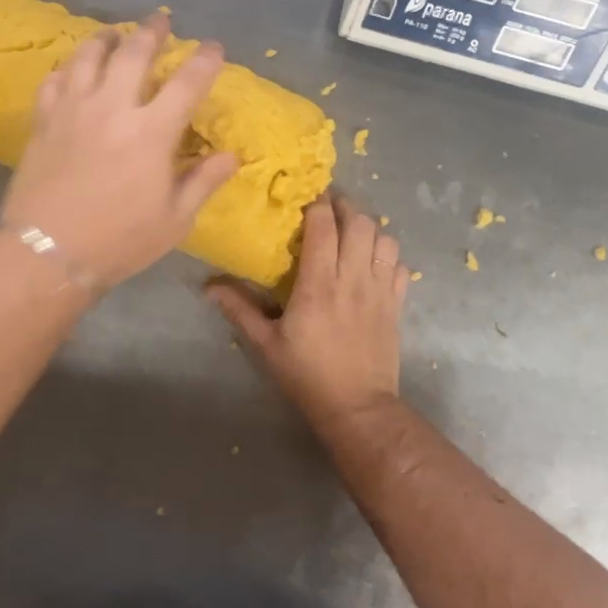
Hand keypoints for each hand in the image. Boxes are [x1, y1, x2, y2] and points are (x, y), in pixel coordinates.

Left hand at [0, 12, 239, 291]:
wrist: (48, 254)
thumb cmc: (119, 241)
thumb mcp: (174, 220)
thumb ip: (203, 181)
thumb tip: (232, 155)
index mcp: (151, 132)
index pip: (186, 83)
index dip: (204, 60)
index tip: (213, 46)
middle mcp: (112, 108)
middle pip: (133, 54)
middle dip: (151, 31)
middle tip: (160, 19)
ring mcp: (73, 110)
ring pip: (88, 57)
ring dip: (105, 39)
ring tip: (114, 32)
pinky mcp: (43, 121)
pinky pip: (54, 81)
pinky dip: (67, 68)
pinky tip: (72, 68)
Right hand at [208, 197, 407, 426]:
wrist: (358, 408)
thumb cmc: (307, 375)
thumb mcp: (266, 344)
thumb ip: (239, 309)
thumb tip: (207, 287)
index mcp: (318, 284)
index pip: (323, 225)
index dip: (316, 204)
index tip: (305, 198)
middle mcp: (352, 278)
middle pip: (359, 222)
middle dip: (344, 206)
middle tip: (328, 208)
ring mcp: (380, 290)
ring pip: (384, 238)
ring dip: (369, 228)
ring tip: (351, 231)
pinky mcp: (396, 304)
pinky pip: (400, 265)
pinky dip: (387, 255)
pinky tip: (372, 263)